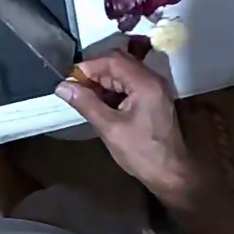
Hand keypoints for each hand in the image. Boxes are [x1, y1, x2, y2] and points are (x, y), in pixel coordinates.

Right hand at [56, 52, 203, 206]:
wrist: (171, 173)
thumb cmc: (141, 152)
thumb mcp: (109, 128)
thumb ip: (86, 103)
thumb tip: (62, 86)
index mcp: (145, 83)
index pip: (112, 60)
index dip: (88, 66)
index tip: (69, 80)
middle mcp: (152, 79)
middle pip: (119, 61)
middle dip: (94, 71)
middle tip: (75, 87)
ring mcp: (155, 88)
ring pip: (123, 71)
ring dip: (102, 80)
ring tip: (84, 96)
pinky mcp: (153, 97)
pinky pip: (129, 83)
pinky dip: (112, 88)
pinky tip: (100, 102)